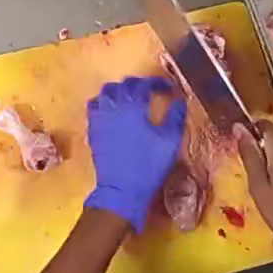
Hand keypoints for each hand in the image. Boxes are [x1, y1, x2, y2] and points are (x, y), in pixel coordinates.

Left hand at [85, 76, 186, 231]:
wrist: (122, 189)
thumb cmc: (148, 166)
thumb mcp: (170, 142)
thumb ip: (176, 117)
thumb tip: (180, 101)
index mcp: (133, 107)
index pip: (144, 84)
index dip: (157, 82)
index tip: (167, 88)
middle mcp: (113, 107)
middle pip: (123, 84)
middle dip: (138, 84)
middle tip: (150, 91)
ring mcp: (99, 118)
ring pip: (105, 92)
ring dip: (119, 90)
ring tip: (130, 98)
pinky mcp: (92, 129)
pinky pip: (94, 106)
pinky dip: (104, 102)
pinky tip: (112, 110)